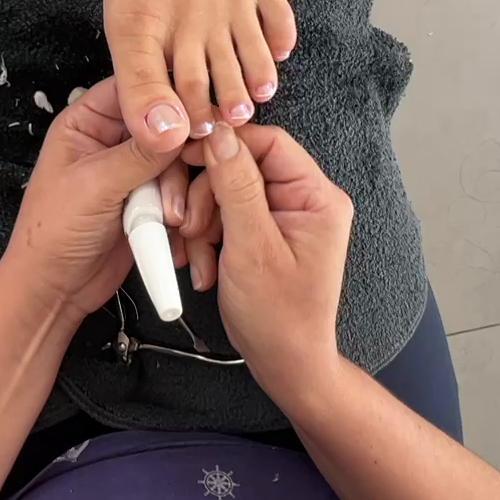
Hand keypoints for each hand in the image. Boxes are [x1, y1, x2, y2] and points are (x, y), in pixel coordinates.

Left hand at [0, 79, 189, 318]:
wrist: (54, 292)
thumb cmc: (52, 233)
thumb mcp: (95, 186)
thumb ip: (139, 153)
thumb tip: (180, 122)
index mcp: (86, 121)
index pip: (132, 88)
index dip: (165, 95)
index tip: (194, 111)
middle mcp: (112, 140)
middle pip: (163, 125)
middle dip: (175, 155)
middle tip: (181, 178)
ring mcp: (132, 171)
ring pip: (176, 160)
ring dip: (179, 188)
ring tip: (170, 217)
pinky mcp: (148, 199)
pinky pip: (179, 190)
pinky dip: (182, 206)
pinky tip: (177, 227)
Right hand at [201, 122, 351, 398]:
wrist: (284, 366)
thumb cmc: (280, 317)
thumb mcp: (253, 248)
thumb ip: (236, 187)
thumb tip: (219, 133)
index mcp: (315, 195)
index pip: (266, 141)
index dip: (223, 144)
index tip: (184, 156)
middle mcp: (300, 197)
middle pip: (238, 165)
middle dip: (205, 196)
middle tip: (186, 224)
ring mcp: (278, 213)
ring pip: (222, 190)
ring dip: (200, 222)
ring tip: (195, 257)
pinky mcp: (258, 229)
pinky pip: (220, 214)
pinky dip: (204, 237)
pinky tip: (201, 266)